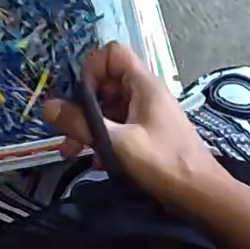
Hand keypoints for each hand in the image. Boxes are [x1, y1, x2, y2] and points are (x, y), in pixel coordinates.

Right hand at [43, 42, 230, 210]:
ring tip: (73, 153)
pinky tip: (96, 163)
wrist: (201, 194)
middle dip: (83, 107)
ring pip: (110, 110)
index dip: (92, 69)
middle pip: (106, 84)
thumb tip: (48, 107)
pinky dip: (105, 142)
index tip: (80, 98)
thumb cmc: (165, 164)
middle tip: (68, 133)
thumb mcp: (119, 143)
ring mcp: (148, 116)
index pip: (113, 54)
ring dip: (89, 128)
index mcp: (144, 85)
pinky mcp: (149, 137)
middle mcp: (146, 95)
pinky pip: (119, 129)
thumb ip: (82, 124)